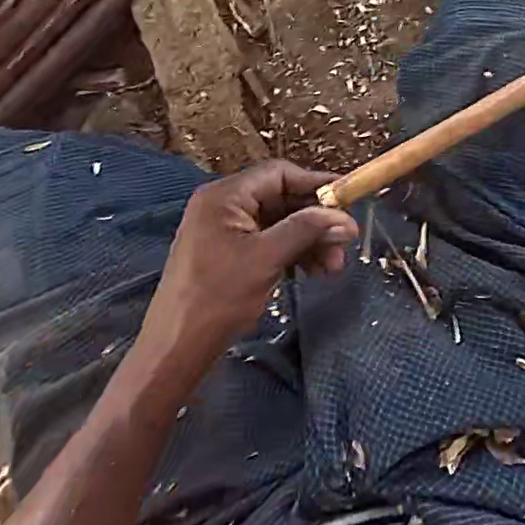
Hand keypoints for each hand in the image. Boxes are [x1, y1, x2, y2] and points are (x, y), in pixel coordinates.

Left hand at [138, 161, 357, 369]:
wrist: (176, 350)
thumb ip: (308, 230)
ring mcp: (228, 230)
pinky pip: (273, 241)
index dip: (316, 184)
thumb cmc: (217, 297)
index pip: (280, 174)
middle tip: (345, 242)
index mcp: (225, 197)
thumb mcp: (267, 258)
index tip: (348, 200)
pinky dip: (296, 253)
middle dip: (317, 221)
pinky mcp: (233, 253)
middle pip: (284, 199)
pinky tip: (316, 271)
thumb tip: (347, 218)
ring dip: (311, 241)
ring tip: (334, 266)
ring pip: (283, 223)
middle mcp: (225, 206)